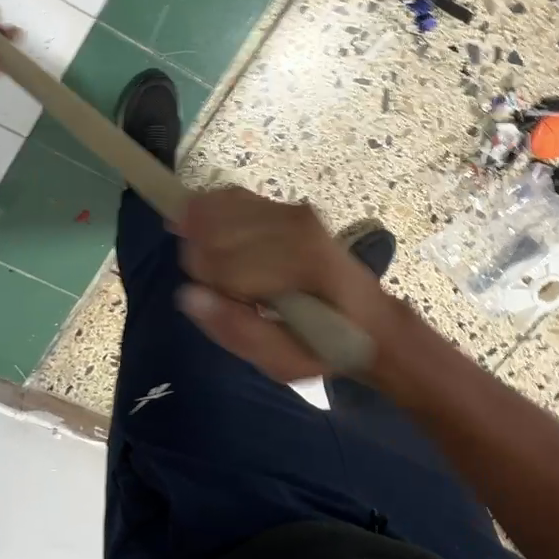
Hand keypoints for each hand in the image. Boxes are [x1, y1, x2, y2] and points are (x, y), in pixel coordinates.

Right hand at [174, 188, 393, 383]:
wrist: (369, 320)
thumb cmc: (325, 346)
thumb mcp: (282, 361)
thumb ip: (237, 330)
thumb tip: (189, 295)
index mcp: (304, 264)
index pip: (225, 260)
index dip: (210, 284)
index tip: (220, 304)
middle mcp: (299, 226)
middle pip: (216, 228)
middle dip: (204, 258)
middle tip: (222, 289)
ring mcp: (295, 210)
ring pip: (219, 207)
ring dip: (205, 236)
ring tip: (217, 268)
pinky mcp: (288, 205)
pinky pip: (232, 197)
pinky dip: (213, 214)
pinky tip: (212, 238)